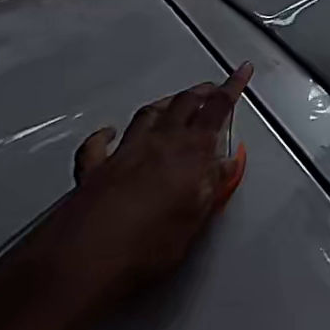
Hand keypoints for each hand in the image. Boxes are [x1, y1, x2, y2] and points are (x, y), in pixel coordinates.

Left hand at [0, 62, 254, 329]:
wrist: (88, 258)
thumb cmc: (147, 245)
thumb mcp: (196, 218)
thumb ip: (213, 185)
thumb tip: (229, 163)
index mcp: (189, 153)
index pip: (217, 109)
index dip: (232, 87)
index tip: (241, 71)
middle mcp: (158, 143)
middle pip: (183, 103)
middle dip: (201, 92)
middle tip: (213, 88)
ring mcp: (124, 152)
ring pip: (148, 114)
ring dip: (164, 104)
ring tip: (174, 101)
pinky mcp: (94, 170)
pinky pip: (99, 144)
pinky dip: (105, 135)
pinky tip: (108, 133)